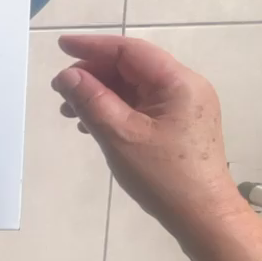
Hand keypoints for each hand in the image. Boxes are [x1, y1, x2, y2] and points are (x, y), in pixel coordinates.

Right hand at [50, 35, 248, 244]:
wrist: (201, 214)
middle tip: (61, 90)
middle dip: (93, 74)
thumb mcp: (119, 135)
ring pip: (133, 86)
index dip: (93, 46)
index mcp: (177, 83)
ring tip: (70, 111)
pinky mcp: (177, 123)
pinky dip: (113, 107)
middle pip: (131, 67)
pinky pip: (140, 104)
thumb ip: (91, 100)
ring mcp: (183, 106)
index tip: (61, 46)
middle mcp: (185, 87)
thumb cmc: (162, 175)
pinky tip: (92, 123)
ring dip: (100, 93)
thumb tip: (67, 76)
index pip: (130, 51)